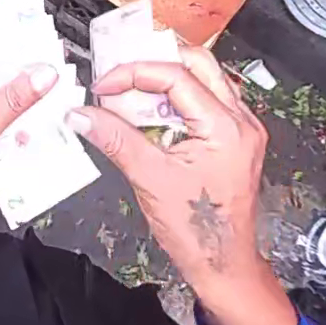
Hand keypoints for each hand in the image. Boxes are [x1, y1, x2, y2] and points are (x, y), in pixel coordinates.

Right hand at [68, 45, 297, 324]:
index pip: (176, 77)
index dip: (134, 73)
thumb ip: (115, 139)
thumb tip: (82, 115)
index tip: (105, 85)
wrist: (225, 265)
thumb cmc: (197, 231)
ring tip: (134, 83)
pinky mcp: (236, 138)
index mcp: (225, 127)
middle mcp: (241, 121)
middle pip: (200, 63)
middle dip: (157, 59)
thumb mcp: (150, 179)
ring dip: (170, 76)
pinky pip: (209, 99)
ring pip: (207, 78)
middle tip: (122, 67)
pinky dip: (180, 96)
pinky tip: (155, 108)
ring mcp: (243, 128)